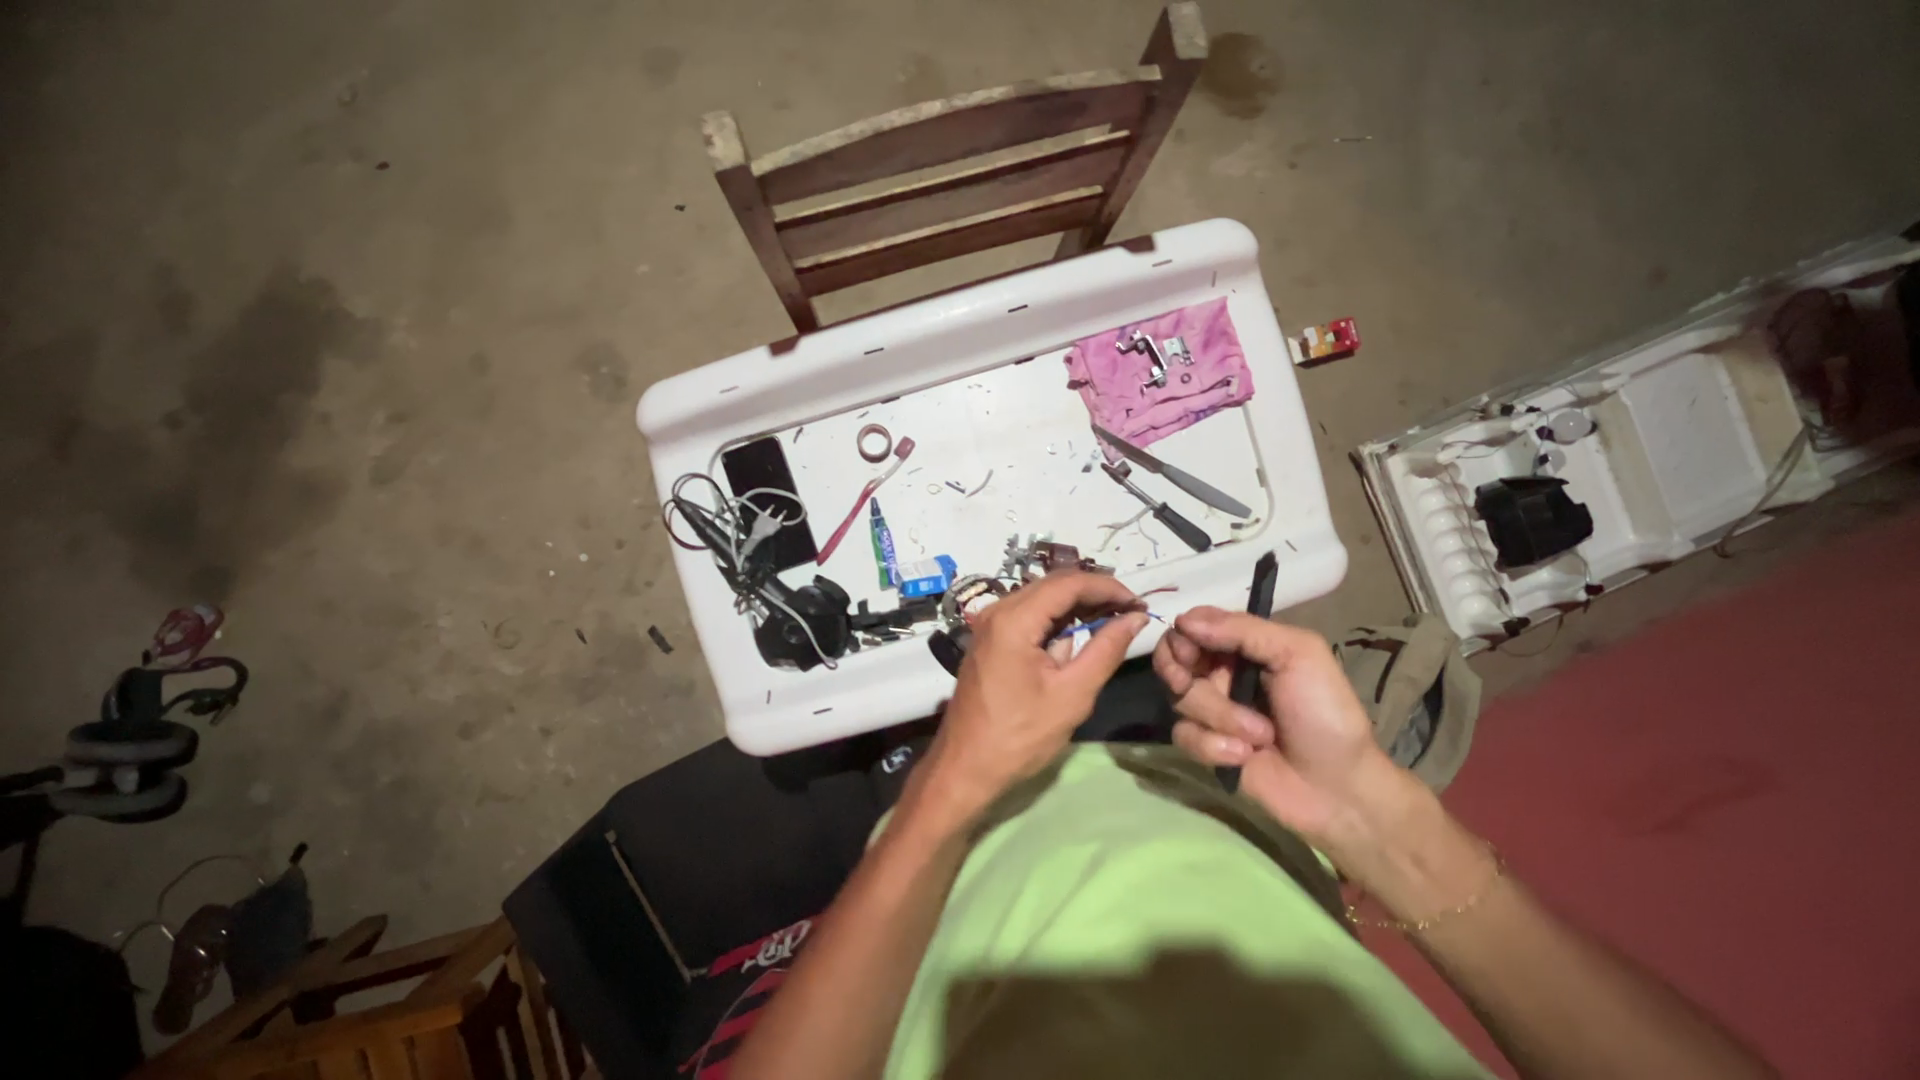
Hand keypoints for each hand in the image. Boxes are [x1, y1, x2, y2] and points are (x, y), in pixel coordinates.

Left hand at [914, 572, 1148, 826]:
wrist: (965, 767)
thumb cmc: (1019, 736)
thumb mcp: (1072, 694)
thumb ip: (1106, 650)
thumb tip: (1135, 618)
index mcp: (1013, 620)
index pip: (1069, 583)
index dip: (1108, 587)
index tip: (1140, 603)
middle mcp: (997, 611)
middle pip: (1053, 585)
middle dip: (1094, 594)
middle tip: (1131, 612)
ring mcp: (989, 625)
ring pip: (1041, 599)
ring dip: (1076, 608)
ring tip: (1112, 624)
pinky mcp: (989, 640)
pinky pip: (1028, 616)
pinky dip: (1056, 622)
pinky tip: (1078, 639)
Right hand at [1152, 608, 1401, 852]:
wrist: (1336, 788)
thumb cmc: (1325, 714)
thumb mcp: (1298, 655)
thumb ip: (1243, 630)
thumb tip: (1183, 620)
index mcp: (1244, 646)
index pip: (1192, 626)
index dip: (1182, 637)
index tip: (1191, 652)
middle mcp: (1222, 673)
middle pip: (1174, 660)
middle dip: (1185, 676)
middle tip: (1195, 684)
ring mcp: (1212, 711)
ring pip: (1180, 700)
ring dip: (1219, 717)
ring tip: (1260, 736)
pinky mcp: (1206, 747)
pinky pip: (1185, 736)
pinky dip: (1214, 746)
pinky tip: (1245, 757)